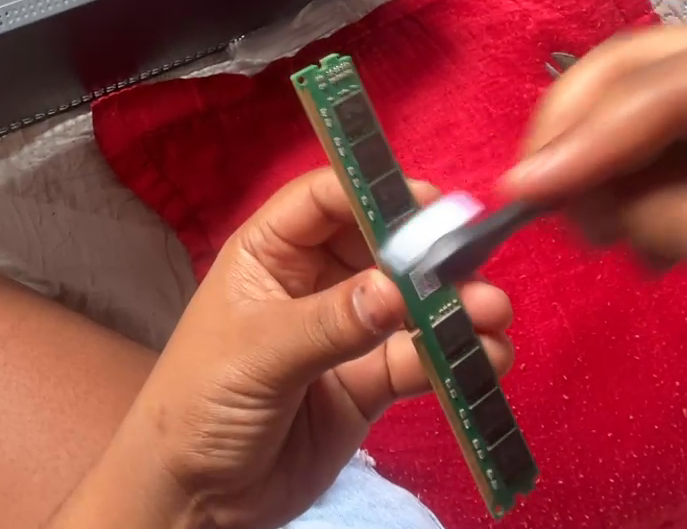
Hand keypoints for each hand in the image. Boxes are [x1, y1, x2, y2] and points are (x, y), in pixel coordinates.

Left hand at [49, 169, 512, 528]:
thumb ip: (328, 323)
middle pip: (376, 246)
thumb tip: (395, 289)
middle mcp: (310, 279)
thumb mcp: (258, 353)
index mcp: (270, 250)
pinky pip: (413, 360)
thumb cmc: (199, 400)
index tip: (425, 199)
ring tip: (492, 314)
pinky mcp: (365, 382)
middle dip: (425, 251)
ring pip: (404, 304)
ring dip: (448, 306)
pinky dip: (448, 359)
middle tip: (473, 259)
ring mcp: (342, 330)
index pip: (323, 200)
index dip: (370, 191)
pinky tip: (485, 357)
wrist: (195, 495)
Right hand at [500, 23, 686, 353]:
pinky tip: (626, 234)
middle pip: (637, 70)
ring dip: (592, 160)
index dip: (588, 134)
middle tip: (534, 199)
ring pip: (631, 99)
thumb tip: (587, 205)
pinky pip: (651, 137)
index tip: (522, 188)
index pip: (673, 86)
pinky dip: (621, 181)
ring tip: (587, 231)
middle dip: (575, 132)